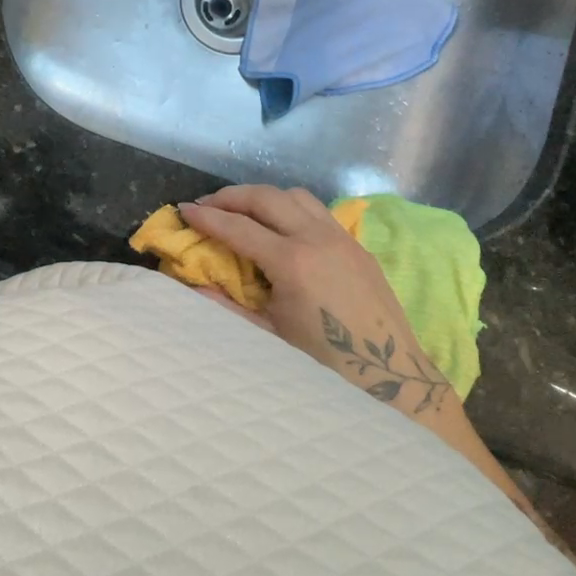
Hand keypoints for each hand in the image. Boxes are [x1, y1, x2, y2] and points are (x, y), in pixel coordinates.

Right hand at [180, 185, 454, 415]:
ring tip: (243, 212)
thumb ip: (227, 307)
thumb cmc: (325, 366)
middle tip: (207, 205)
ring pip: (296, 196)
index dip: (206, 217)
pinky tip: (281, 231)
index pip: (238, 227)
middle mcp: (318, 239)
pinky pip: (318, 213)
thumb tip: (194, 285)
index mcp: (292, 262)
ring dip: (264, 198)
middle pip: (266, 197)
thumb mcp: (267, 339)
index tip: (182, 209)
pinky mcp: (359, 248)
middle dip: (232, 196)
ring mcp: (343, 240)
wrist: (393, 378)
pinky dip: (291, 210)